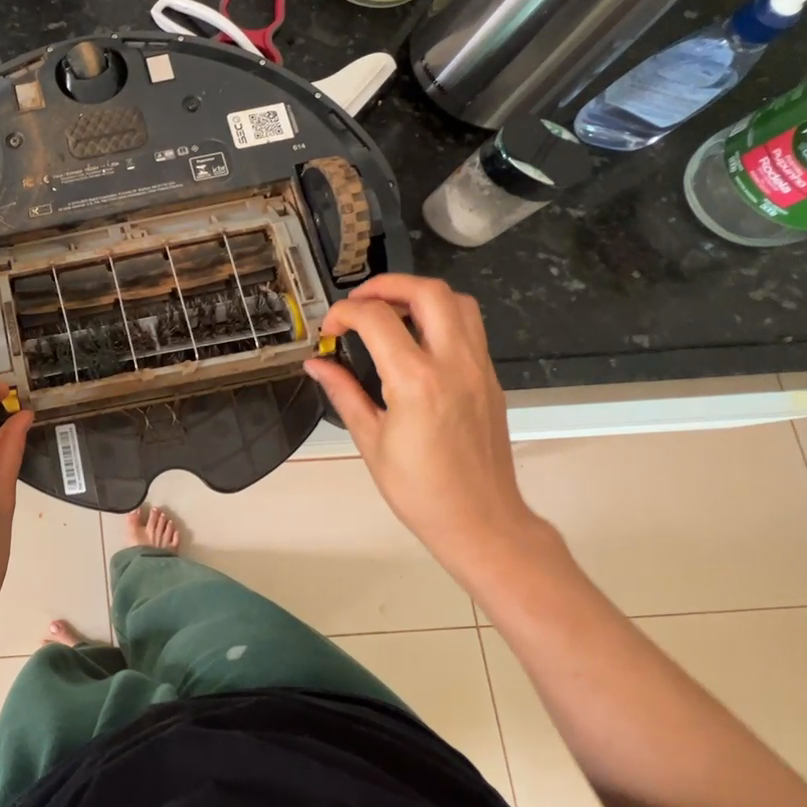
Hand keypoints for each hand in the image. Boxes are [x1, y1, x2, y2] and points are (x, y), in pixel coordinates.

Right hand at [304, 274, 538, 561]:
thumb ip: (343, 392)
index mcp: (416, 381)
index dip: (345, 313)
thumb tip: (317, 364)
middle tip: (359, 302)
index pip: (377, 319)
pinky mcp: (489, 378)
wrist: (481, 520)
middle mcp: (453, 364)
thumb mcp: (370, 440)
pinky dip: (439, 318)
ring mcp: (478, 368)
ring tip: (389, 313)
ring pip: (457, 302)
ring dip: (419, 296)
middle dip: (387, 285)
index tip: (329, 330)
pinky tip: (414, 341)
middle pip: (427, 292)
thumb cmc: (420, 490)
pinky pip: (469, 328)